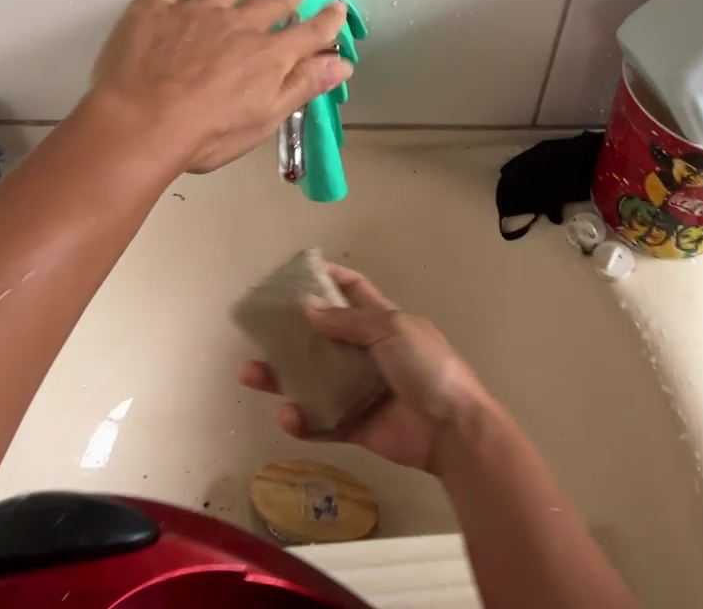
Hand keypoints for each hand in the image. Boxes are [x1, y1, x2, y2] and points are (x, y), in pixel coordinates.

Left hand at [86, 0, 351, 172]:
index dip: (329, 19)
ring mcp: (196, 11)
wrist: (141, 125)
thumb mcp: (265, 118)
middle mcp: (239, 23)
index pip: (311, 31)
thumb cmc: (209, 134)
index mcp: (269, 54)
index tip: (338, 6)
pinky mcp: (155, 8)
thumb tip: (342, 64)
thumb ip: (303, 85)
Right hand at [239, 264, 491, 473]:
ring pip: (314, 380)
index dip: (329, 279)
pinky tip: (286, 415)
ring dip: (283, 377)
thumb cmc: (427, 367)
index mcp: (385, 322)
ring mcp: (361, 390)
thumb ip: (348, 321)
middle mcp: (370, 352)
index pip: (354, 292)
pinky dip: (303, 420)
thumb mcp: (392, 329)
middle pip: (323, 338)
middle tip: (257, 331)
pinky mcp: (356, 425)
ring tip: (250, 374)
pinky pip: (322, 421)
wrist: (452, 428)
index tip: (296, 274)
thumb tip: (307, 307)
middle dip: (291, 334)